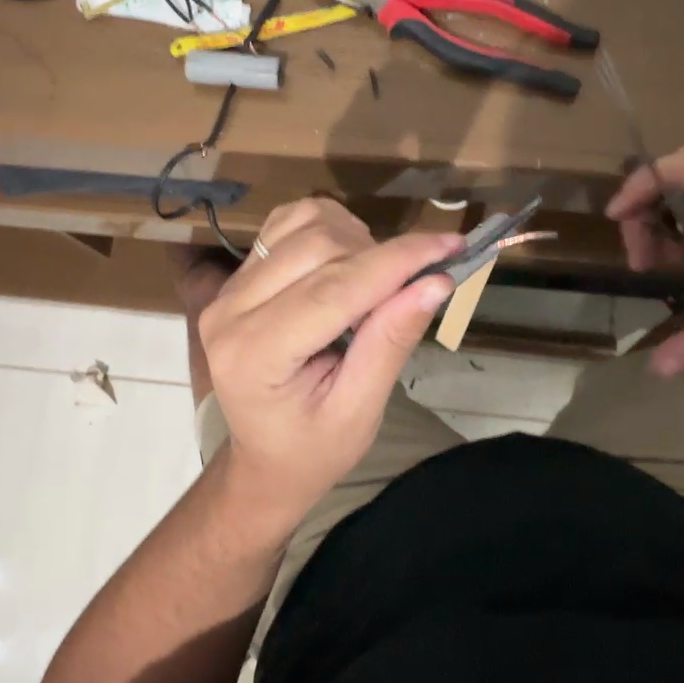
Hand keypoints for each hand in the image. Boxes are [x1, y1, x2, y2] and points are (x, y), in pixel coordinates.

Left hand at [199, 199, 460, 503]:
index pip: (335, 289)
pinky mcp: (239, 276)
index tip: (454, 244)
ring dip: (356, 240)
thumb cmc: (314, 448)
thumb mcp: (360, 410)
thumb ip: (390, 342)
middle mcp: (230, 311)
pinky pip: (289, 223)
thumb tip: (436, 282)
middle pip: (318, 245)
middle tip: (414, 286)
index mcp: (255, 354)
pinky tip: (347, 266)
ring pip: (305, 223)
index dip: (399, 261)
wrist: (266, 459)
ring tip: (376, 285)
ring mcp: (229, 288)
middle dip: (381, 256)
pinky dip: (330, 230)